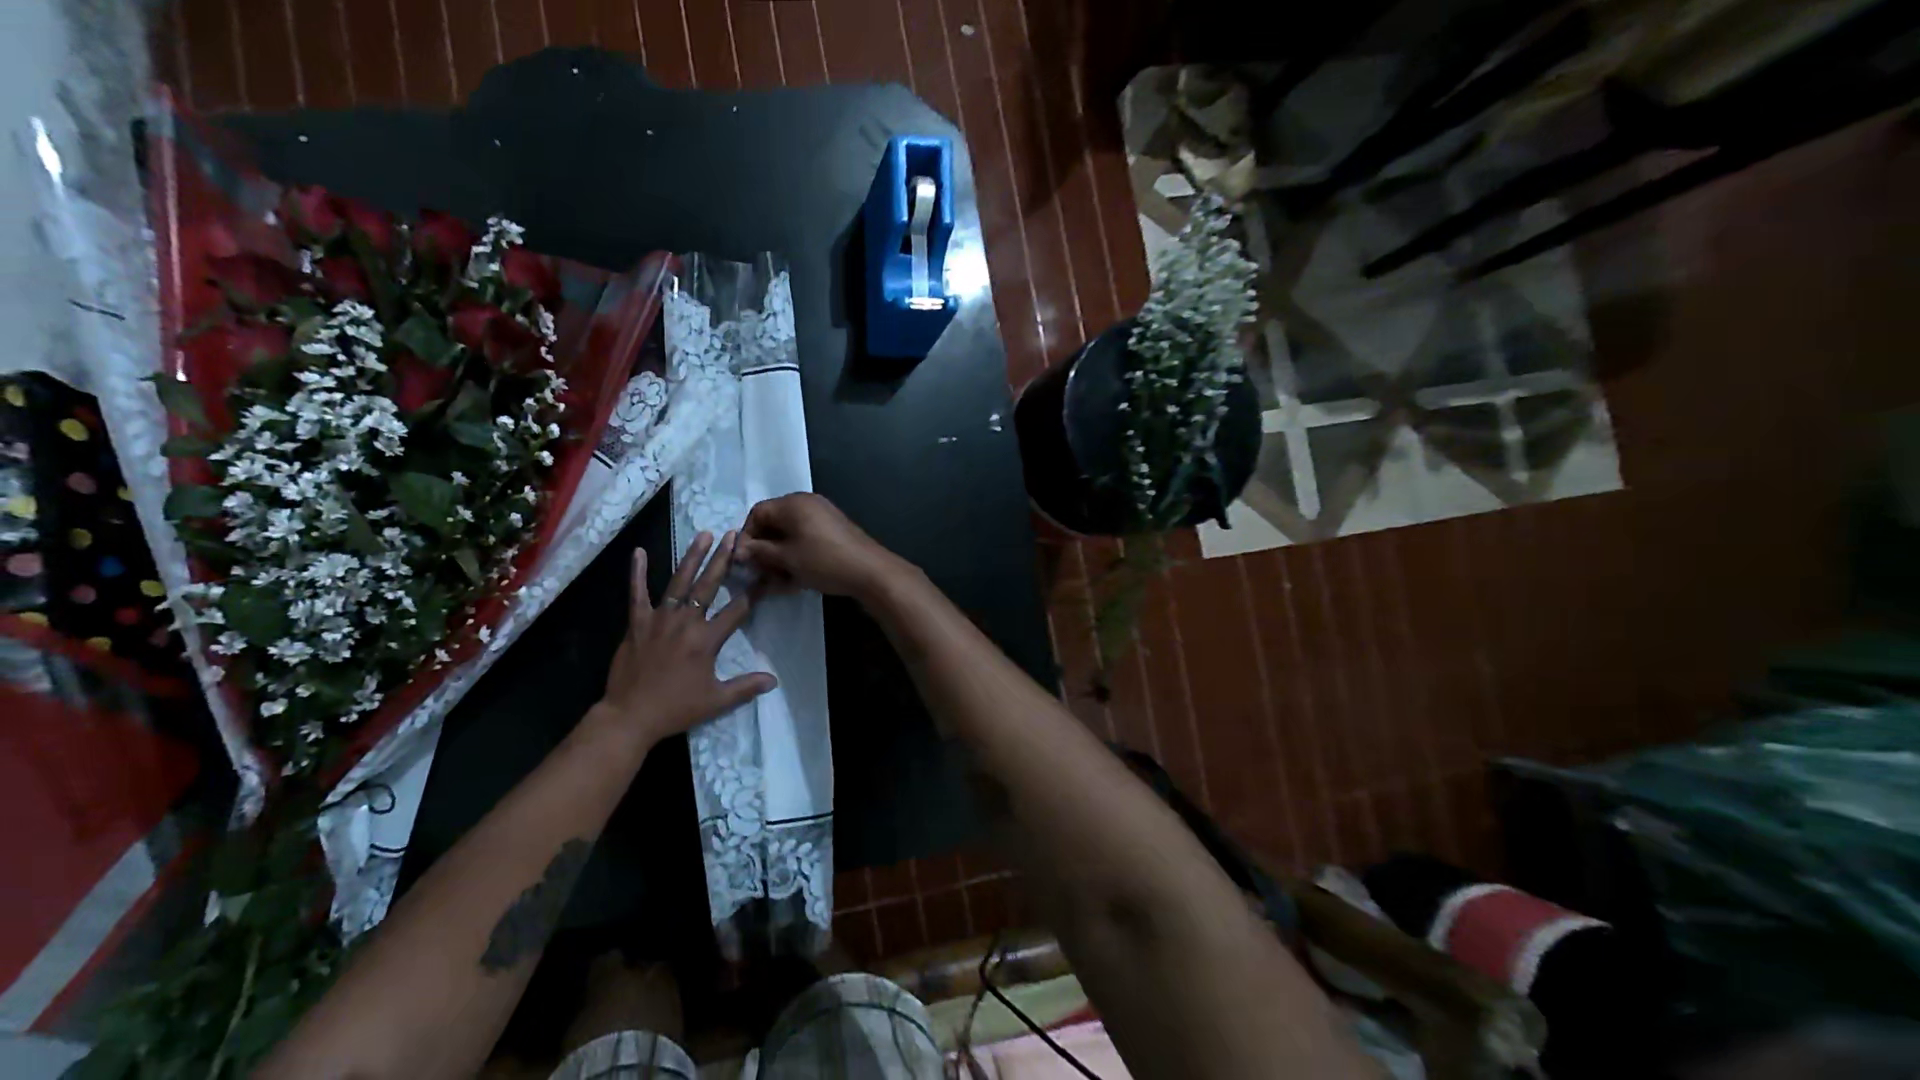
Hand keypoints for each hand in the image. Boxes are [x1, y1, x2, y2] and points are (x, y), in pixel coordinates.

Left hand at [594, 531, 776, 748]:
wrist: (630, 716)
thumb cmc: (676, 709)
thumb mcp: (716, 701)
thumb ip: (746, 687)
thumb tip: (773, 680)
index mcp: (706, 640)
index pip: (738, 609)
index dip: (755, 591)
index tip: (767, 573)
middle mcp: (685, 622)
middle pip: (709, 585)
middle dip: (723, 559)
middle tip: (733, 536)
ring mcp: (659, 619)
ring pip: (679, 581)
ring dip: (692, 557)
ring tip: (703, 534)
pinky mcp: (636, 623)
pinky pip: (637, 593)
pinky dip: (637, 572)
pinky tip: (638, 552)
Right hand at [739, 493, 905, 598]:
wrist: (870, 571)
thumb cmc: (824, 561)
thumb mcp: (787, 558)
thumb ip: (759, 552)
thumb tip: (739, 550)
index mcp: (793, 503)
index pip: (757, 512)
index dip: (747, 536)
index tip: (744, 560)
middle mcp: (807, 503)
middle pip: (774, 522)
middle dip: (764, 548)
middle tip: (760, 572)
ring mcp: (823, 515)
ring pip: (790, 533)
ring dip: (780, 555)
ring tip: (778, 580)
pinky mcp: (833, 530)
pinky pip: (806, 538)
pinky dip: (797, 554)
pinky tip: (795, 578)